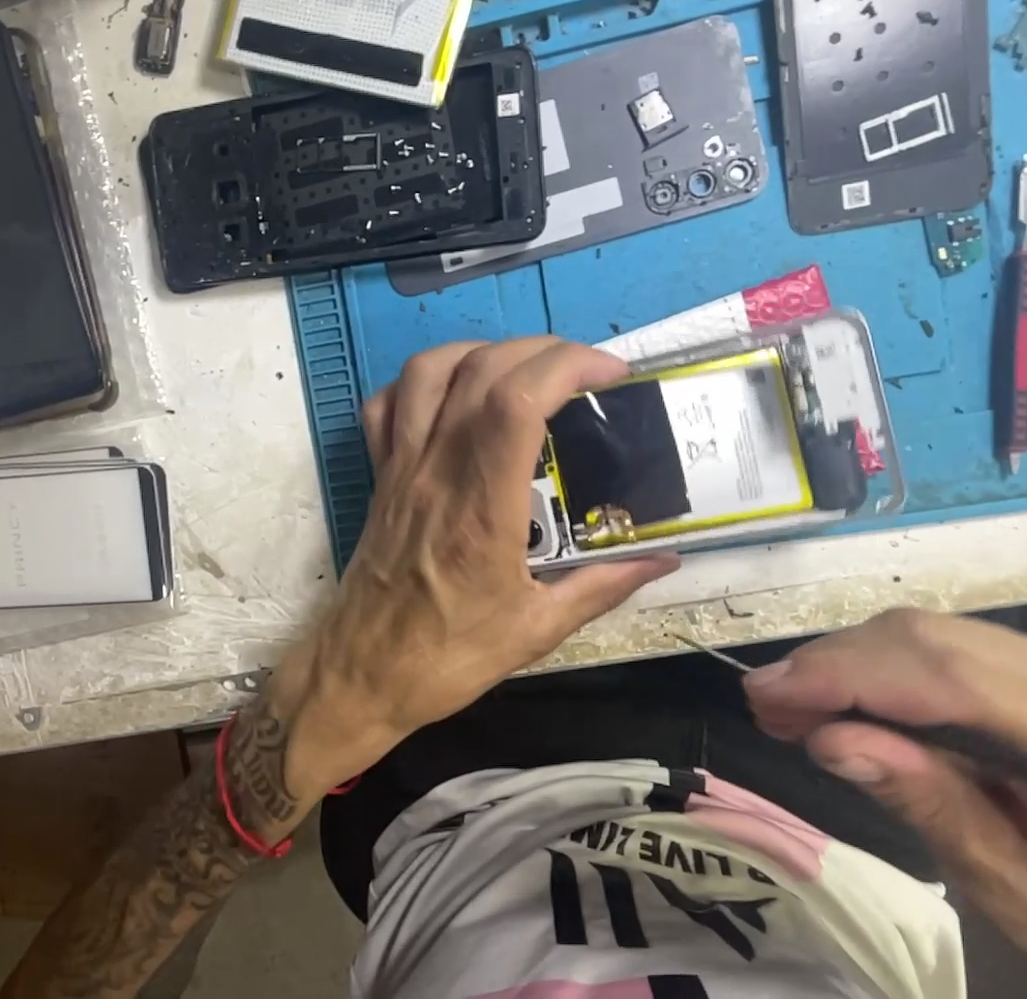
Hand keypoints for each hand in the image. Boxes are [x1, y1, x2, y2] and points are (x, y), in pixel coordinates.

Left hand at [272, 338, 680, 788]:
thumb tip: (665, 559)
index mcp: (482, 509)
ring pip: (427, 372)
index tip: (611, 374)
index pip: (516, 403)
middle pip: (481, 371)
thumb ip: (603, 587)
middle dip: (542, 351)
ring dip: (482, 351)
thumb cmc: (447, 658)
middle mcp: (437, 472)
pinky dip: (421, 380)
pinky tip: (454, 393)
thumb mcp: (537, 631)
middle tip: (585, 372)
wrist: (360, 674)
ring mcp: (400, 468)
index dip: (567, 366)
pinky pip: (386, 405)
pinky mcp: (379, 476)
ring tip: (524, 370)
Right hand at [744, 609, 1026, 998]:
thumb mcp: (1011, 895)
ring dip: (848, 660)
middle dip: (834, 665)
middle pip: (938, 645)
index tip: (768, 693)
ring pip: (934, 631)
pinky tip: (846, 690)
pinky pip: (947, 637)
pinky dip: (880, 659)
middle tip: (766, 702)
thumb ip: (932, 809)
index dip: (852, 676)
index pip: (960, 687)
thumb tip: (832, 738)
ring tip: (794, 700)